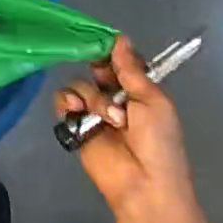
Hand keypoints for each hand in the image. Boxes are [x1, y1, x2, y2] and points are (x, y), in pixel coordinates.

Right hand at [58, 36, 195, 222]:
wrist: (143, 185)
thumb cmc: (158, 143)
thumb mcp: (152, 101)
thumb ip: (131, 69)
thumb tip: (120, 37)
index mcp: (138, 89)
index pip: (120, 60)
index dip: (111, 49)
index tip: (102, 40)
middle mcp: (114, 96)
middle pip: (96, 67)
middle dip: (96, 68)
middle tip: (102, 76)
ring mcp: (93, 110)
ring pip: (79, 83)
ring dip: (91, 96)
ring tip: (105, 116)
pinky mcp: (76, 124)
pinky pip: (63, 100)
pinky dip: (67, 101)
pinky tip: (76, 110)